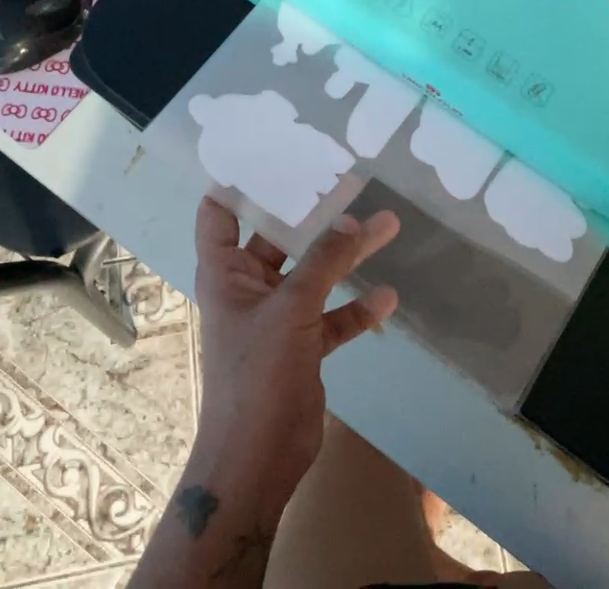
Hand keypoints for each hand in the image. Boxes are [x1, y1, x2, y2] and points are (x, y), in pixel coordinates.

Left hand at [191, 198, 400, 497]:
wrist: (259, 457)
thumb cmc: (258, 374)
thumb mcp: (291, 310)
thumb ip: (323, 262)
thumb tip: (352, 219)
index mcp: (225, 273)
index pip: (220, 214)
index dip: (238, 182)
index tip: (271, 151)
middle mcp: (248, 288)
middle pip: (280, 238)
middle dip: (314, 213)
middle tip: (350, 180)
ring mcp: (277, 318)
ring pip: (314, 274)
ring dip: (347, 256)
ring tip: (387, 225)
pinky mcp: (302, 346)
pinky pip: (333, 316)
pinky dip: (357, 307)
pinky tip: (389, 297)